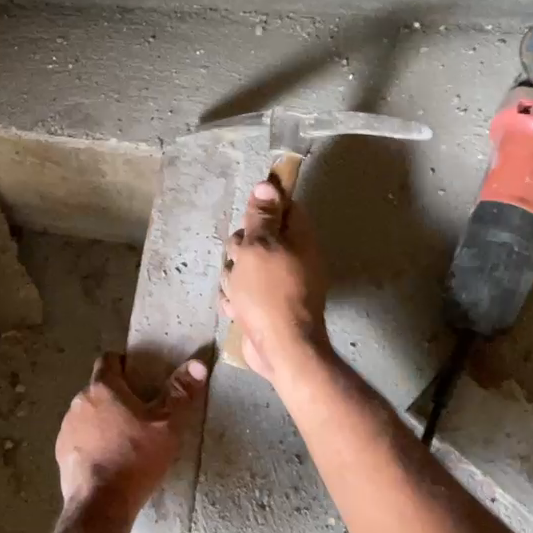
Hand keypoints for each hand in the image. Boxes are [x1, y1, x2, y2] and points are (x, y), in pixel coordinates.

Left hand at [55, 352, 207, 517]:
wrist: (100, 504)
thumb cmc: (135, 458)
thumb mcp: (166, 426)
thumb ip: (180, 393)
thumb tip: (197, 365)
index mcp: (102, 387)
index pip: (109, 359)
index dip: (124, 363)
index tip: (139, 376)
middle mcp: (79, 400)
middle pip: (99, 388)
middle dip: (117, 396)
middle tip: (140, 413)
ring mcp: (67, 426)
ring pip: (88, 414)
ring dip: (103, 420)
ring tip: (125, 441)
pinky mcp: (61, 451)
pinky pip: (79, 438)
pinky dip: (92, 443)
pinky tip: (108, 461)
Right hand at [221, 180, 329, 383]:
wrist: (280, 348)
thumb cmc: (269, 292)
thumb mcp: (260, 246)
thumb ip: (261, 216)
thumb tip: (268, 184)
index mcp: (298, 239)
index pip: (284, 208)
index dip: (262, 207)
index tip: (246, 218)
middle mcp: (292, 258)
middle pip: (256, 237)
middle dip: (239, 250)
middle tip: (241, 261)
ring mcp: (279, 284)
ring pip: (243, 266)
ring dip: (234, 277)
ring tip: (238, 291)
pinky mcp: (265, 305)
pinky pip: (242, 291)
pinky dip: (236, 300)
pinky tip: (237, 309)